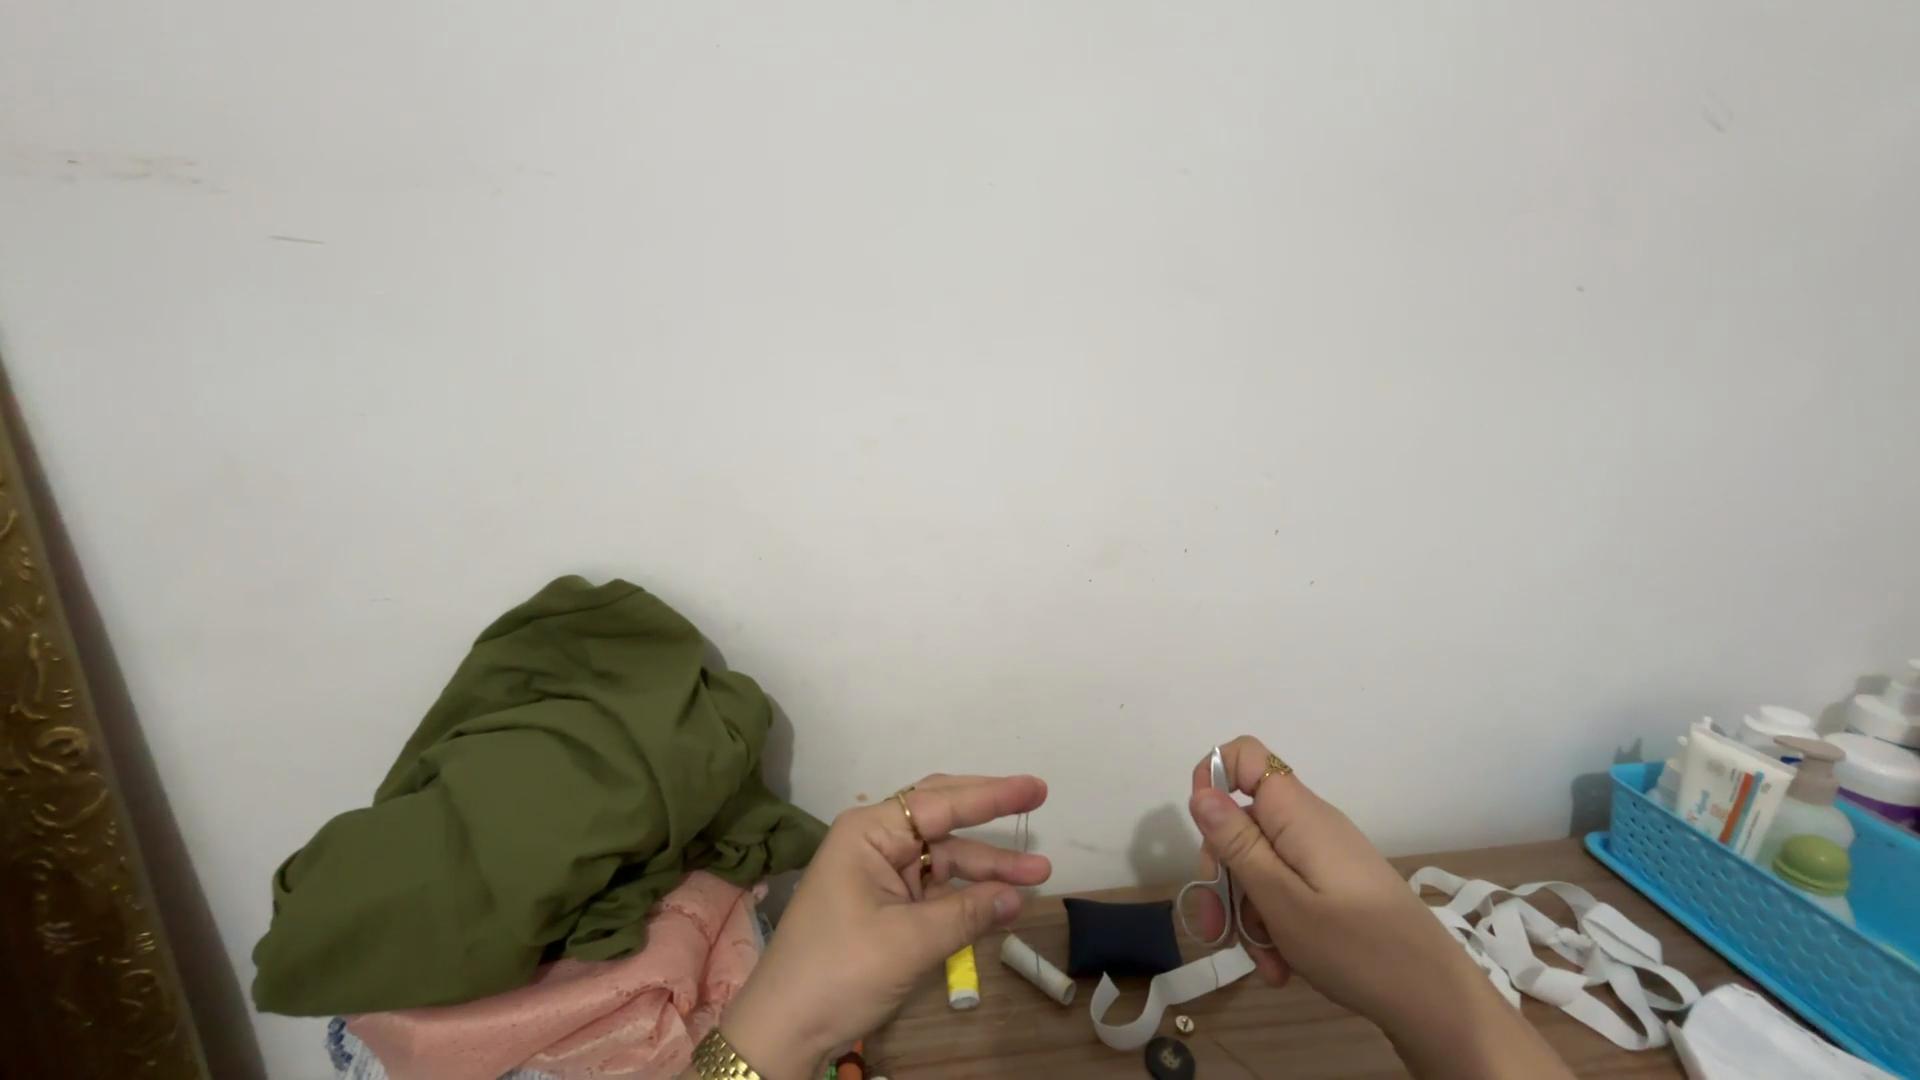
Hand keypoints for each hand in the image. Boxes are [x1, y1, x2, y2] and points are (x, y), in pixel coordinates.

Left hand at [717, 774, 1050, 1079]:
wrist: (784, 1030)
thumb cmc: (838, 972)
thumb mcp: (907, 942)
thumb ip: (966, 914)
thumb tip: (1017, 897)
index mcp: (869, 831)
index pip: (940, 802)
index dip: (992, 795)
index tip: (1035, 788)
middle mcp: (875, 840)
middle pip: (942, 815)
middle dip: (989, 814)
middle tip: (1037, 800)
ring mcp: (881, 871)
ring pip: (945, 854)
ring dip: (987, 866)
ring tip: (1039, 874)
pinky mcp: (887, 902)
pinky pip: (936, 885)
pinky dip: (968, 892)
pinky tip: (1002, 899)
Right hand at [1187, 736, 1571, 1079]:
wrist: (1438, 1002)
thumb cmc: (1356, 946)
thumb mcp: (1281, 899)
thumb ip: (1237, 844)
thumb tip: (1201, 792)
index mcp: (1295, 812)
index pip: (1243, 755)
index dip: (1212, 778)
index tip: (1204, 831)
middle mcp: (1307, 823)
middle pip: (1241, 822)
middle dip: (1221, 873)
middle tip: (1217, 928)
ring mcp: (1322, 855)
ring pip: (1260, 863)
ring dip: (1247, 910)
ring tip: (1261, 961)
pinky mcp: (1334, 885)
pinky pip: (1286, 888)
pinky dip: (1274, 921)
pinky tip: (1280, 964)